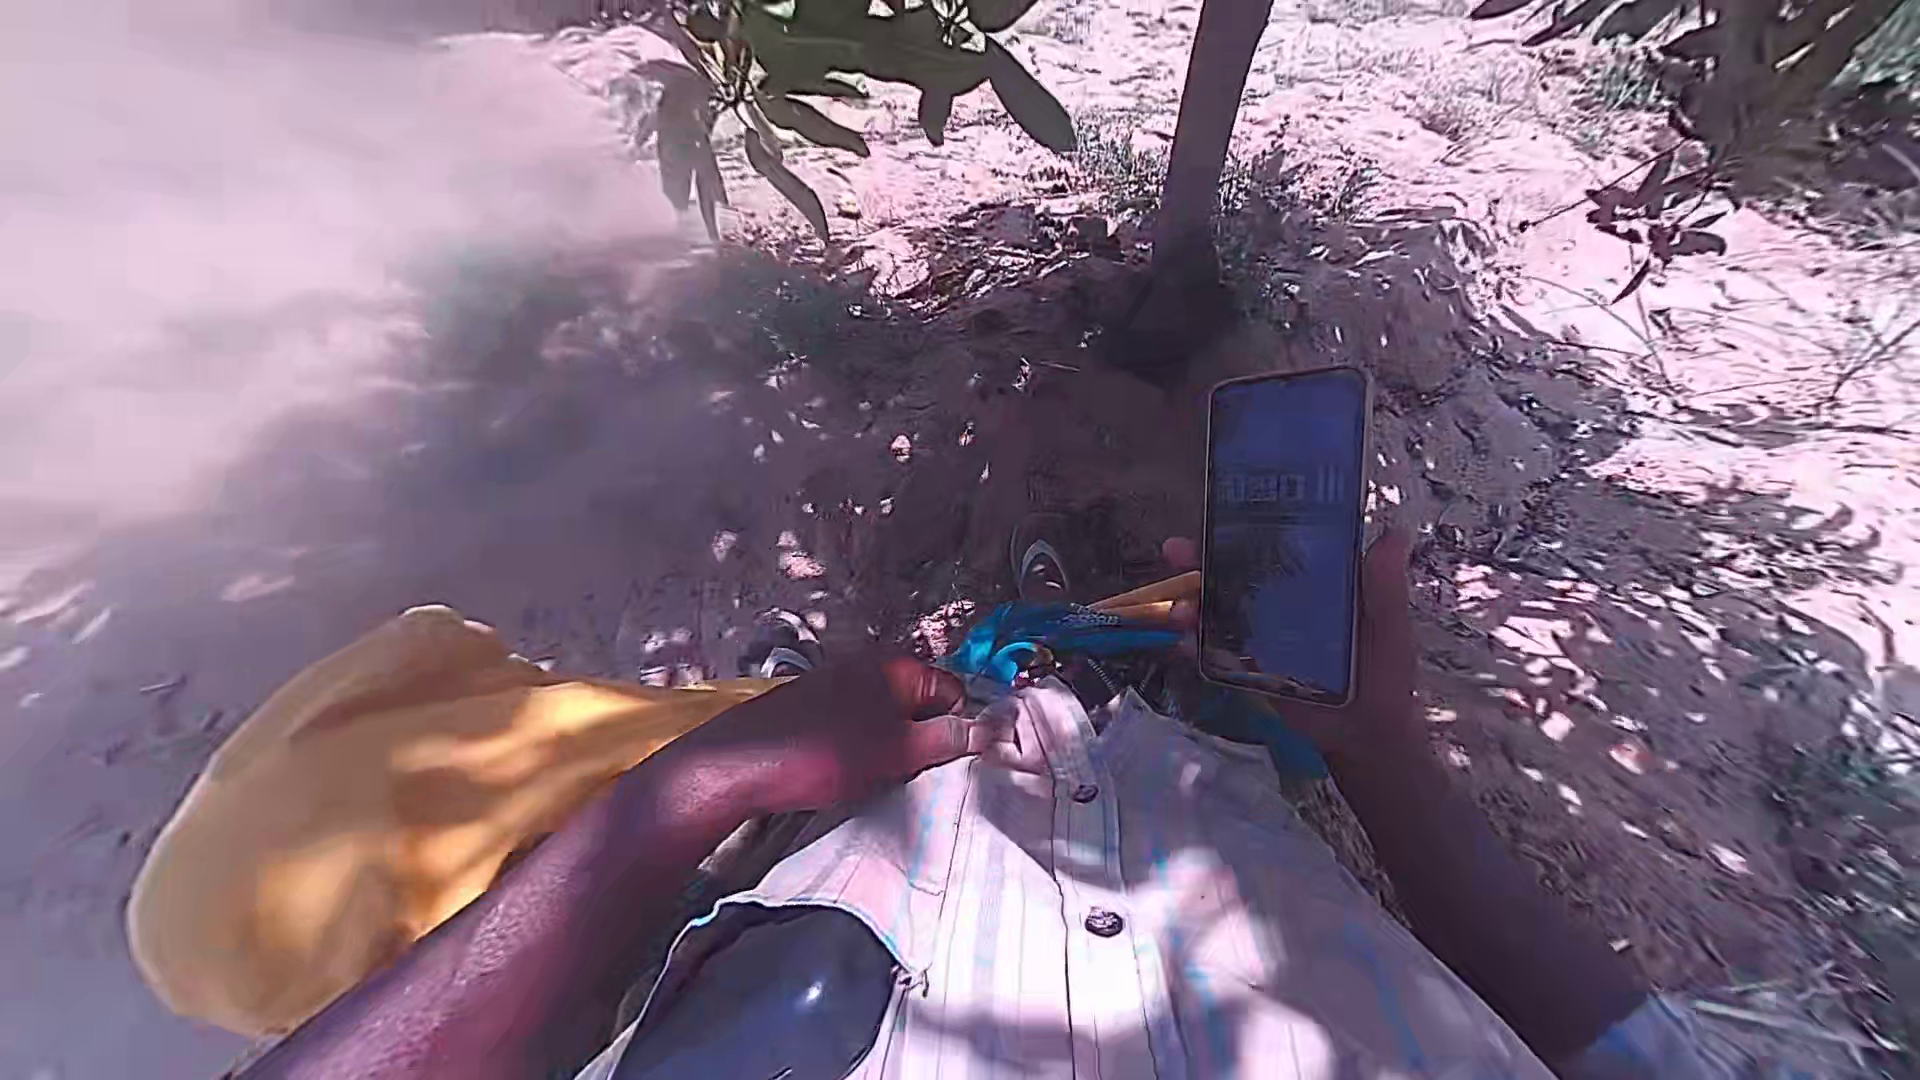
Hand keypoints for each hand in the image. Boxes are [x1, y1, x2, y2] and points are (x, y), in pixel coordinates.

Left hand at [653, 655, 985, 815]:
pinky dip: (866, 744)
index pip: (953, 690)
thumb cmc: (826, 753)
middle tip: (914, 772)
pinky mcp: (819, 703)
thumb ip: (946, 738)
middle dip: (925, 736)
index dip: (959, 725)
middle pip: (922, 701)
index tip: (950, 761)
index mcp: (897, 666)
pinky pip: (861, 721)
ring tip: (880, 774)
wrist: (741, 763)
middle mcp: (871, 664)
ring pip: (890, 715)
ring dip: (895, 744)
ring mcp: (842, 682)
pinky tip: (850, 768)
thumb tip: (986, 728)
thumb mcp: (896, 751)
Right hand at [1163, 528, 1422, 768]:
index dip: (1238, 534)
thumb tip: (1394, 536)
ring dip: (1189, 605)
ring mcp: (1254, 634)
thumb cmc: (1383, 673)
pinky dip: (1192, 645)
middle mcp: (1272, 604)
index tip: (1215, 519)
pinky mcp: (1242, 665)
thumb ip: (1383, 588)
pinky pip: (1210, 650)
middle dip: (1196, 561)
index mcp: (1304, 586)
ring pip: (1211, 610)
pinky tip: (1184, 645)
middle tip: (1174, 550)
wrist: (1365, 733)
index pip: (1265, 551)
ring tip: (1180, 612)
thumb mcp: (1387, 627)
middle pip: (1226, 576)